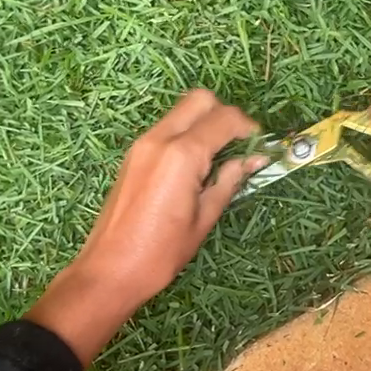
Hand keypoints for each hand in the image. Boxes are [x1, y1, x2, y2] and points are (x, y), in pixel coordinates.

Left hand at [27, 90, 265, 365]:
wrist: (110, 270)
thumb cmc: (161, 253)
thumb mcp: (204, 218)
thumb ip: (228, 181)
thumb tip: (254, 160)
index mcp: (181, 155)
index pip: (224, 119)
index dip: (248, 128)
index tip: (260, 145)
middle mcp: (159, 139)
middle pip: (200, 100)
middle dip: (225, 114)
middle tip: (239, 144)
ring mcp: (142, 144)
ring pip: (181, 111)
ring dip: (204, 123)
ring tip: (219, 157)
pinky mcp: (133, 155)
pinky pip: (167, 128)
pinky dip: (186, 134)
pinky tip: (196, 165)